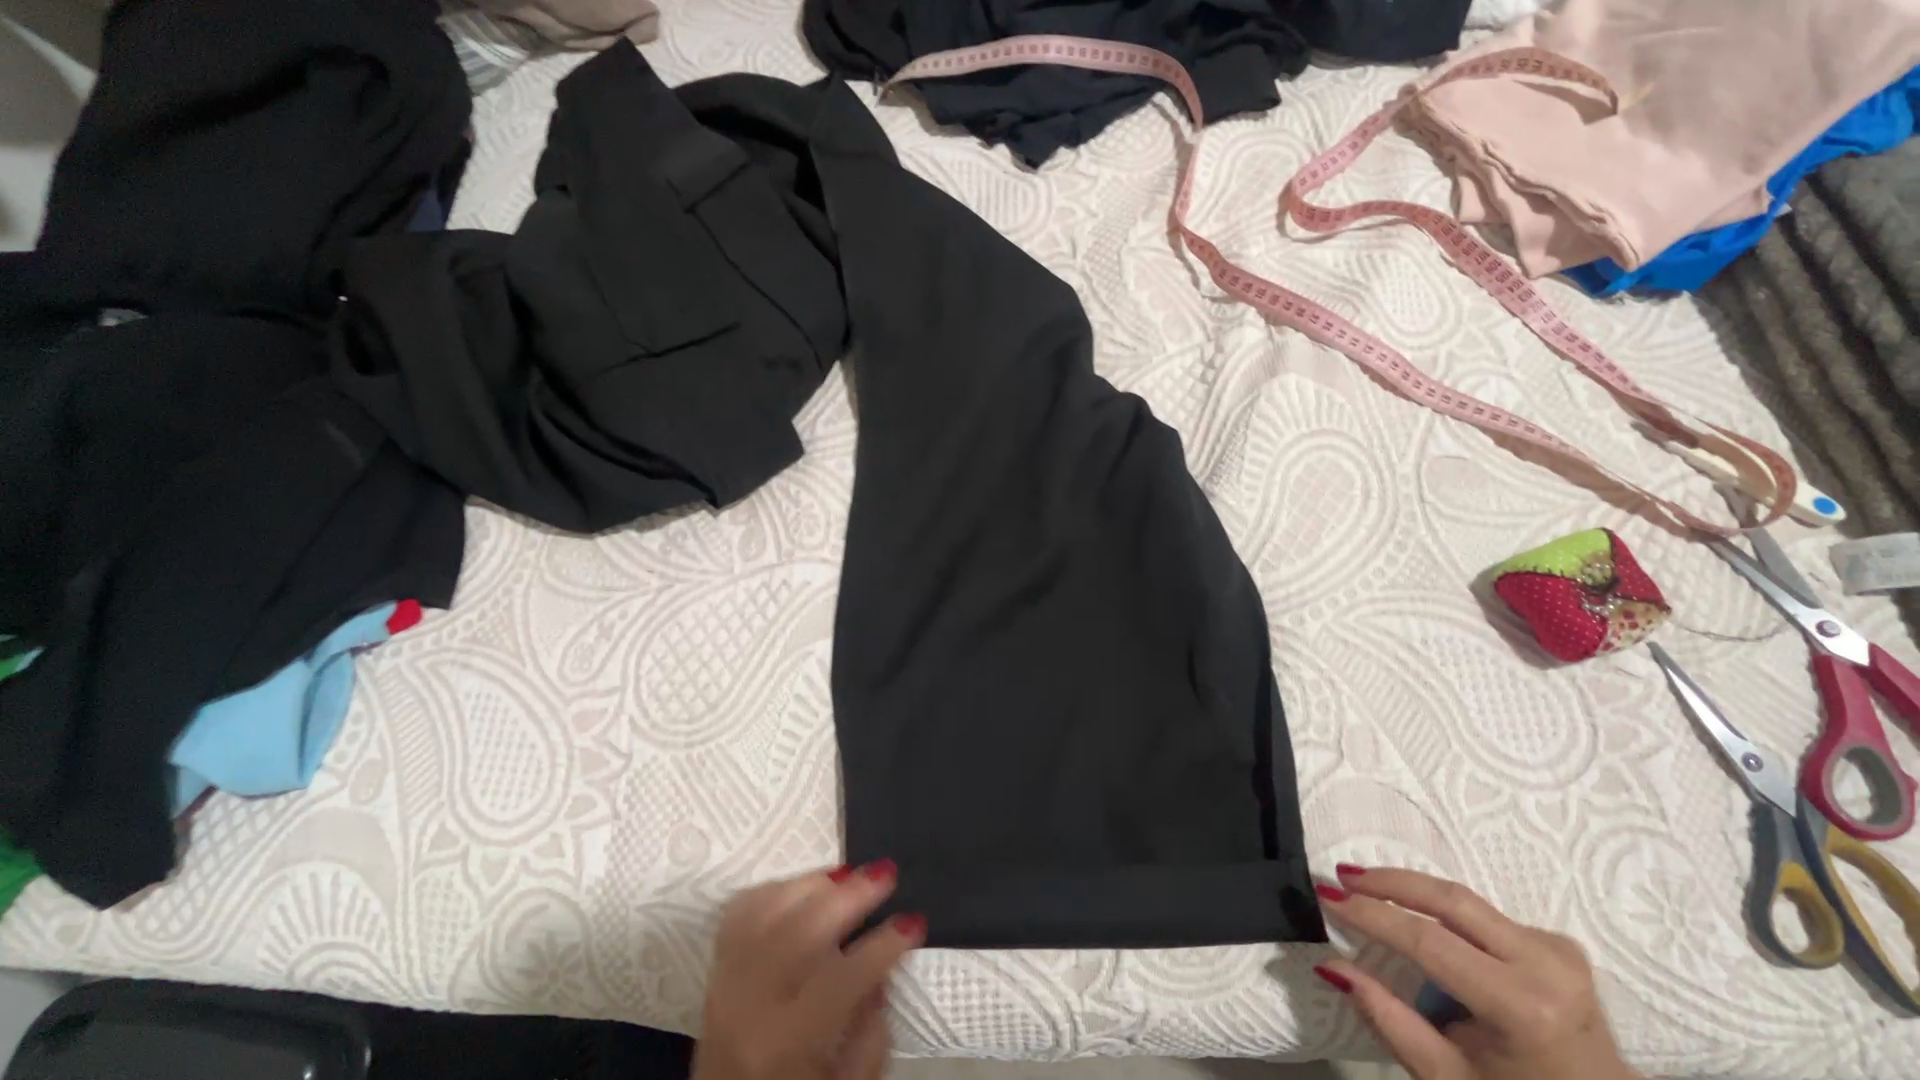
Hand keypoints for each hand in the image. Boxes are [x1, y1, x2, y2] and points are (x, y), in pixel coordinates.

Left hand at [693, 861, 925, 1079]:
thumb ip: (870, 1037)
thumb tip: (880, 974)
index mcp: (785, 1045)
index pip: (839, 981)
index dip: (880, 947)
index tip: (912, 922)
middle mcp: (747, 1007)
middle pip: (798, 932)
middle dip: (847, 897)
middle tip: (886, 875)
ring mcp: (724, 983)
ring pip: (766, 911)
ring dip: (811, 884)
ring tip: (850, 874)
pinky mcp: (713, 970)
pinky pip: (739, 913)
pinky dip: (773, 890)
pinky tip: (804, 888)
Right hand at [1312, 865, 1639, 1079]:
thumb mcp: (1445, 1076)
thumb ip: (1387, 1019)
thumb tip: (1332, 968)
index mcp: (1523, 1006)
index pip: (1430, 942)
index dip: (1373, 915)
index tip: (1327, 895)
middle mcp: (1547, 964)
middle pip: (1452, 902)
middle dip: (1390, 882)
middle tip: (1342, 874)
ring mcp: (1558, 949)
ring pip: (1467, 902)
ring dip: (1413, 891)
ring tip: (1364, 884)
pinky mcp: (1558, 943)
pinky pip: (1485, 916)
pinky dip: (1442, 911)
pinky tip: (1414, 915)